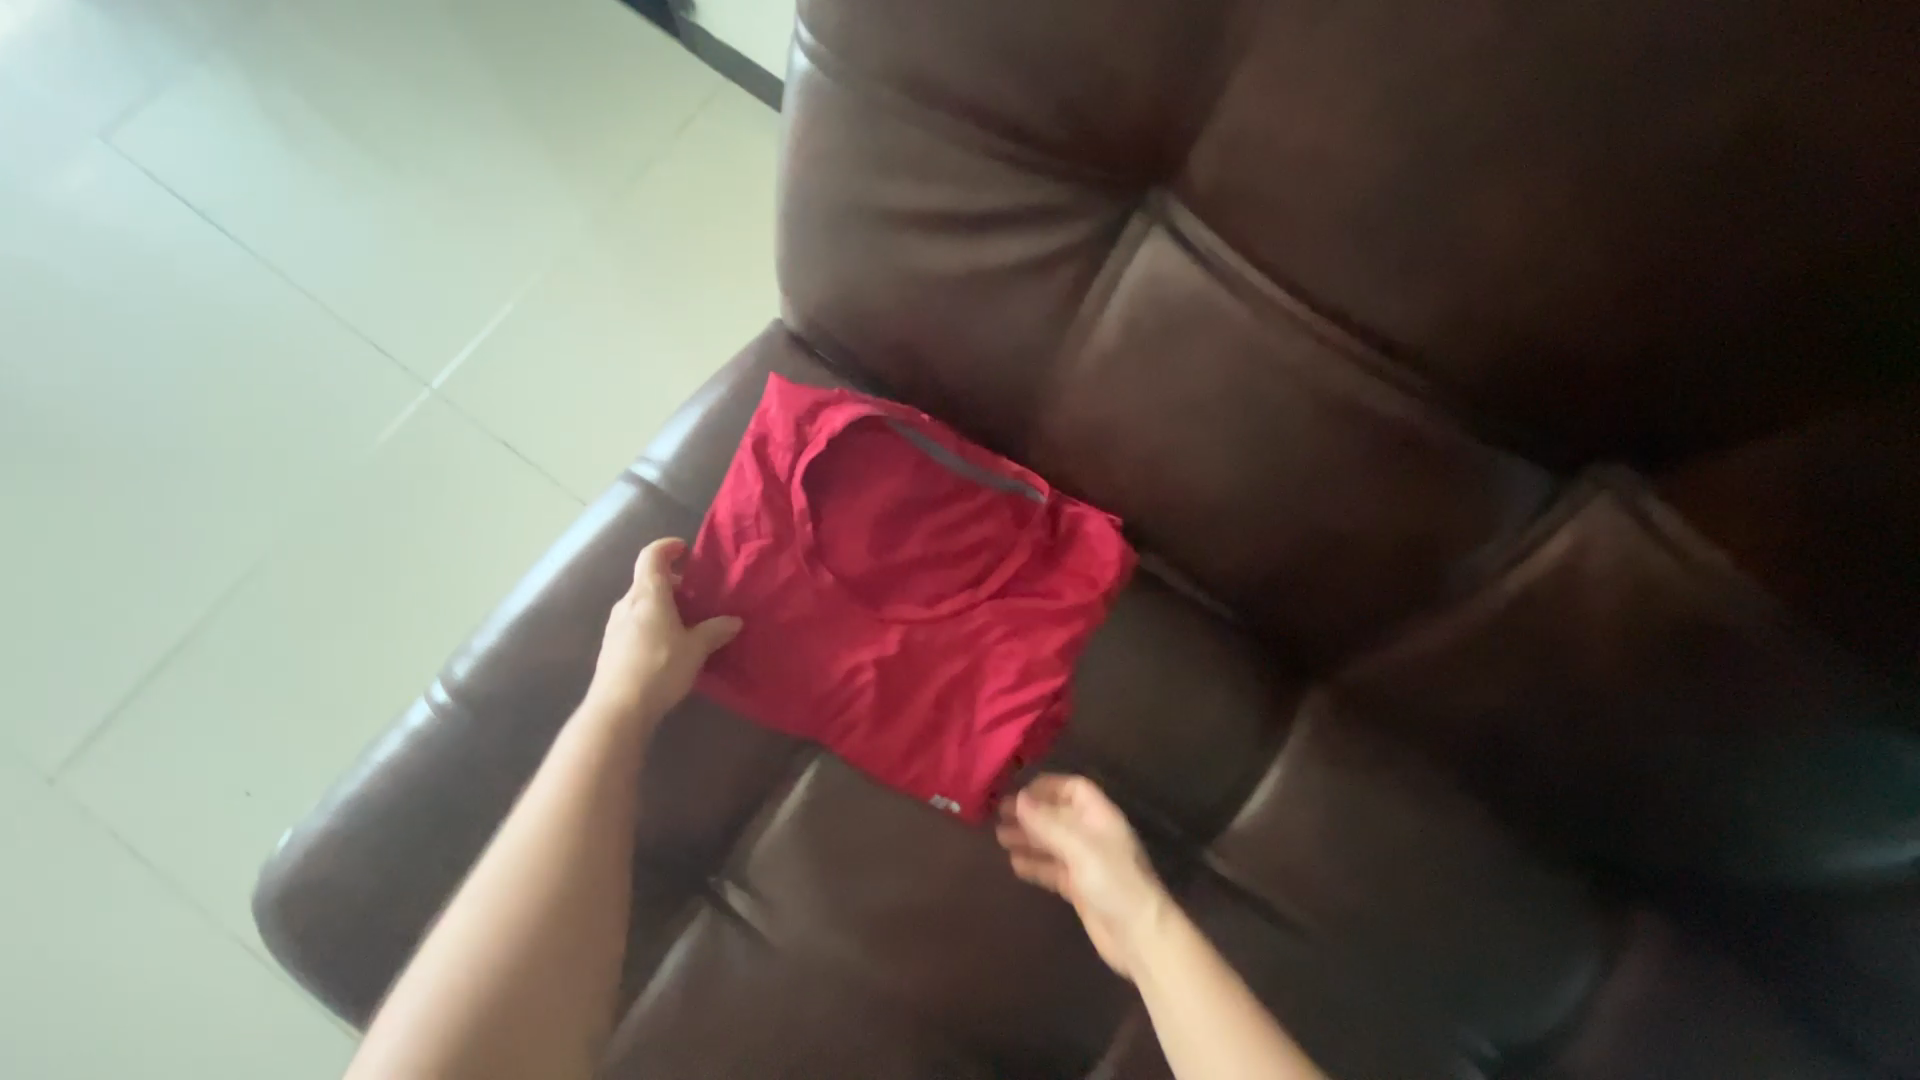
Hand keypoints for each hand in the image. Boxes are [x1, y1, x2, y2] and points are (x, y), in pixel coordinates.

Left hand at [581, 537, 740, 727]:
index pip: (651, 556)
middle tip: (697, 595)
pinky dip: (653, 623)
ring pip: (641, 604)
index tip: (684, 549)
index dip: (667, 547)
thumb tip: (734, 621)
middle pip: (647, 580)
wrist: (618, 708)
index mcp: (648, 595)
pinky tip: (669, 645)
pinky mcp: (611, 647)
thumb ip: (715, 631)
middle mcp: (627, 604)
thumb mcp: (696, 649)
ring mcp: (615, 626)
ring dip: (663, 605)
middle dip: (673, 582)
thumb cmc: (659, 668)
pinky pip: (635, 623)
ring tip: (687, 622)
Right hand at [997, 774, 1169, 980]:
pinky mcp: (1080, 888)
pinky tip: (1015, 864)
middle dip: (1031, 813)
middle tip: (999, 814)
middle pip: (1059, 815)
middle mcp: (1093, 836)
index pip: (1074, 789)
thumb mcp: (1079, 847)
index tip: (1019, 790)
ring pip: (1053, 843)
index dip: (1048, 786)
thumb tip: (1019, 798)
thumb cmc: (1113, 881)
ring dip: (1028, 837)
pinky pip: (1053, 869)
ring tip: (1000, 836)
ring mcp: (1087, 863)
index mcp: (1099, 817)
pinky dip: (1035, 864)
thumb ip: (1047, 823)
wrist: (1138, 935)